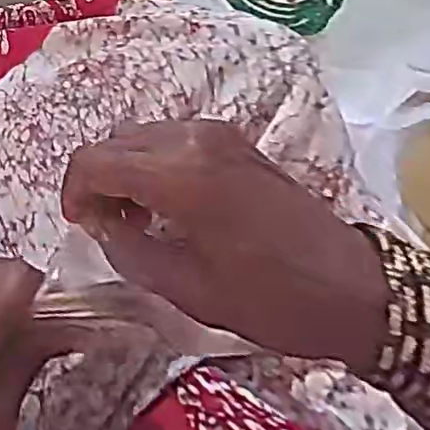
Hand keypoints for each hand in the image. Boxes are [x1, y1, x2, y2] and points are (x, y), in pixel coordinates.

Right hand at [60, 120, 387, 370]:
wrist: (355, 286)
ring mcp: (213, 132)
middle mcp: (191, 138)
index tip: (79, 223)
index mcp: (178, 175)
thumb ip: (129, 250)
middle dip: (98, 180)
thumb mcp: (188, 288)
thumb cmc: (271, 298)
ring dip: (124, 169)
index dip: (74, 190)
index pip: (94, 160)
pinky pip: (168, 138)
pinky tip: (167, 202)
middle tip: (108, 226)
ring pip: (139, 136)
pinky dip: (152, 162)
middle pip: (114, 142)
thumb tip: (101, 226)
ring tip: (138, 218)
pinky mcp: (230, 136)